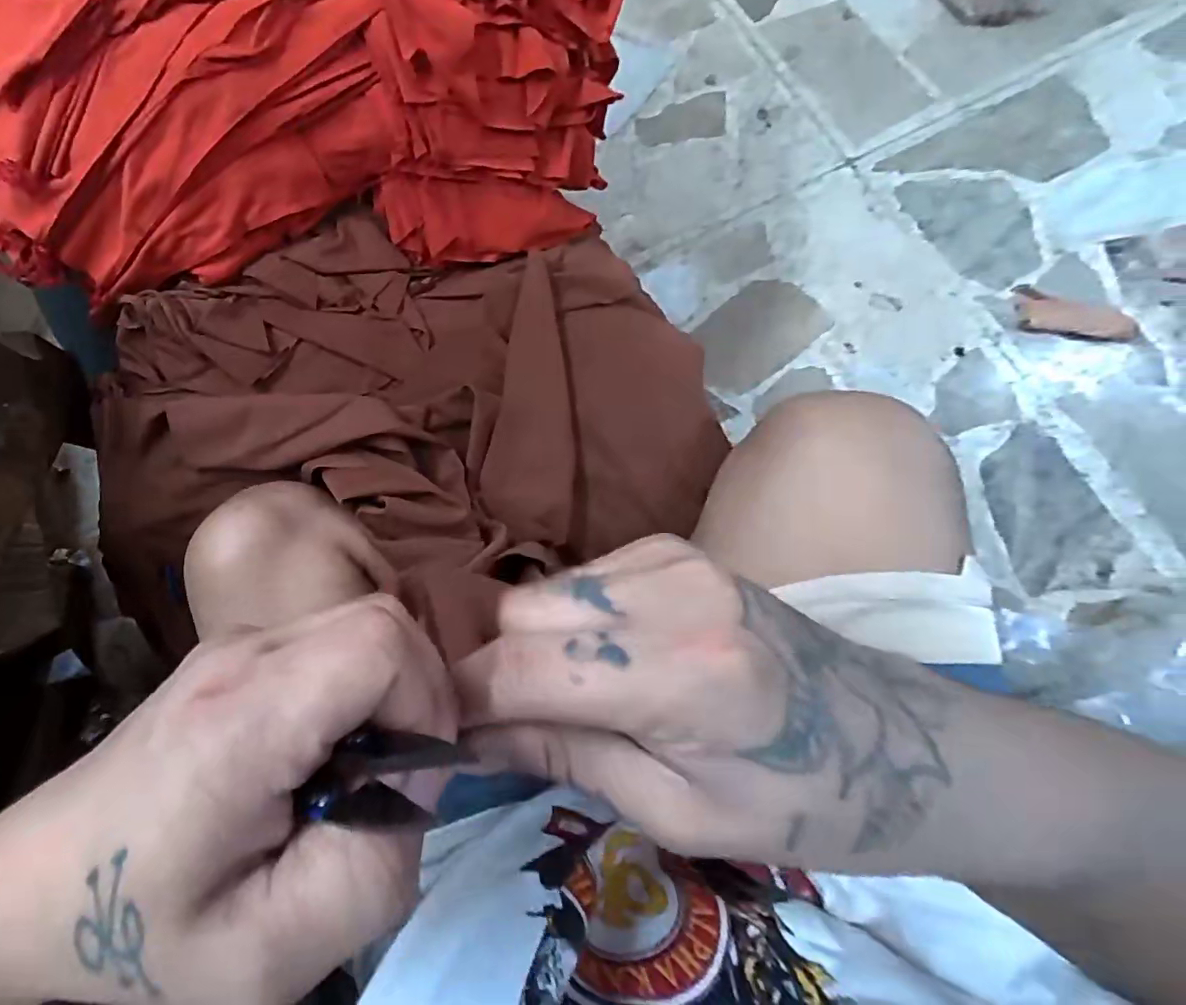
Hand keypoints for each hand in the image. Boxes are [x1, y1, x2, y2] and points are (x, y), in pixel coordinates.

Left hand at [0, 595, 455, 1004]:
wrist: (38, 888)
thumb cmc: (143, 930)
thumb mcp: (273, 949)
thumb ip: (374, 865)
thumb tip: (411, 780)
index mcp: (246, 710)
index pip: (383, 639)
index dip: (427, 707)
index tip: (404, 790)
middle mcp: (238, 652)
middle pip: (377, 624)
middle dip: (412, 704)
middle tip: (378, 794)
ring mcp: (225, 647)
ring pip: (351, 633)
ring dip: (378, 706)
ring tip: (336, 788)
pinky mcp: (222, 659)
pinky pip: (317, 650)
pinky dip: (344, 699)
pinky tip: (305, 765)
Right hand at [453, 535, 961, 869]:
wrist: (917, 747)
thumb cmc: (803, 803)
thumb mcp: (675, 812)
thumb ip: (558, 758)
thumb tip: (459, 738)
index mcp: (683, 674)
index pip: (520, 671)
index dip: (464, 700)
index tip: (442, 730)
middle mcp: (670, 594)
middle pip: (514, 619)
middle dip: (499, 671)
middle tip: (518, 722)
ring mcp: (669, 558)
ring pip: (534, 593)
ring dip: (529, 645)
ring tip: (568, 692)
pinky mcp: (666, 546)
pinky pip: (569, 579)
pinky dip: (562, 620)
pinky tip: (604, 655)